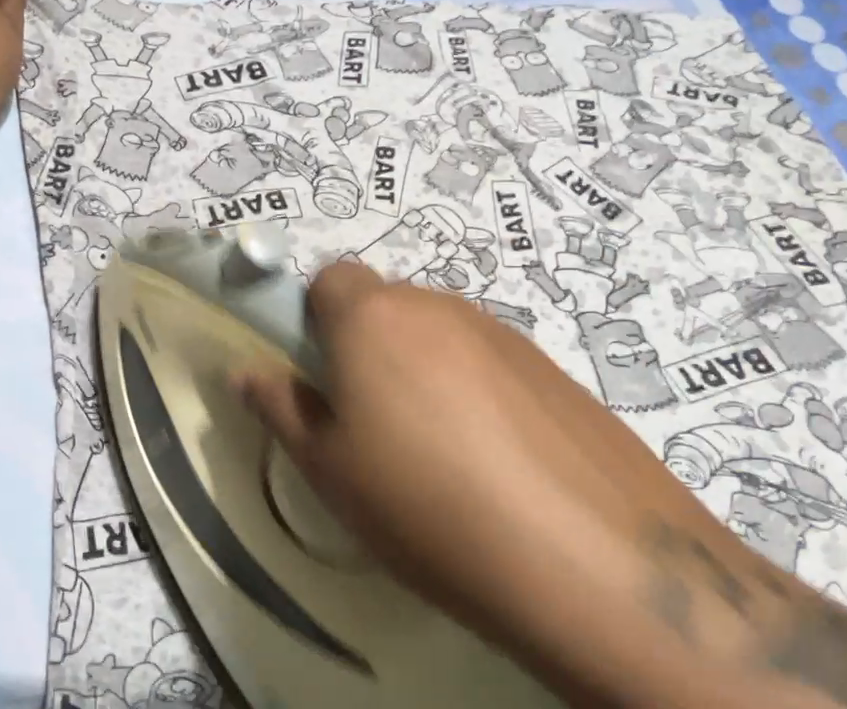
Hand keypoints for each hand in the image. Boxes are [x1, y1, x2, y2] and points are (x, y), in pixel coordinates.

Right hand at [233, 262, 787, 700]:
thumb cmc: (427, 507)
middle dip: (365, 346)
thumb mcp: (329, 469)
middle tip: (367, 423)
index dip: (313, 319)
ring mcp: (506, 337)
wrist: (599, 568)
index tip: (318, 376)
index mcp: (372, 317)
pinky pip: (490, 366)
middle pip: (385, 305)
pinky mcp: (558, 373)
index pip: (328, 279)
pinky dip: (476, 394)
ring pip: (438, 336)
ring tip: (435, 453)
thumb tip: (247, 370)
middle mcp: (439, 308)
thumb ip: (280, 407)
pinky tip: (493, 465)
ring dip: (421, 371)